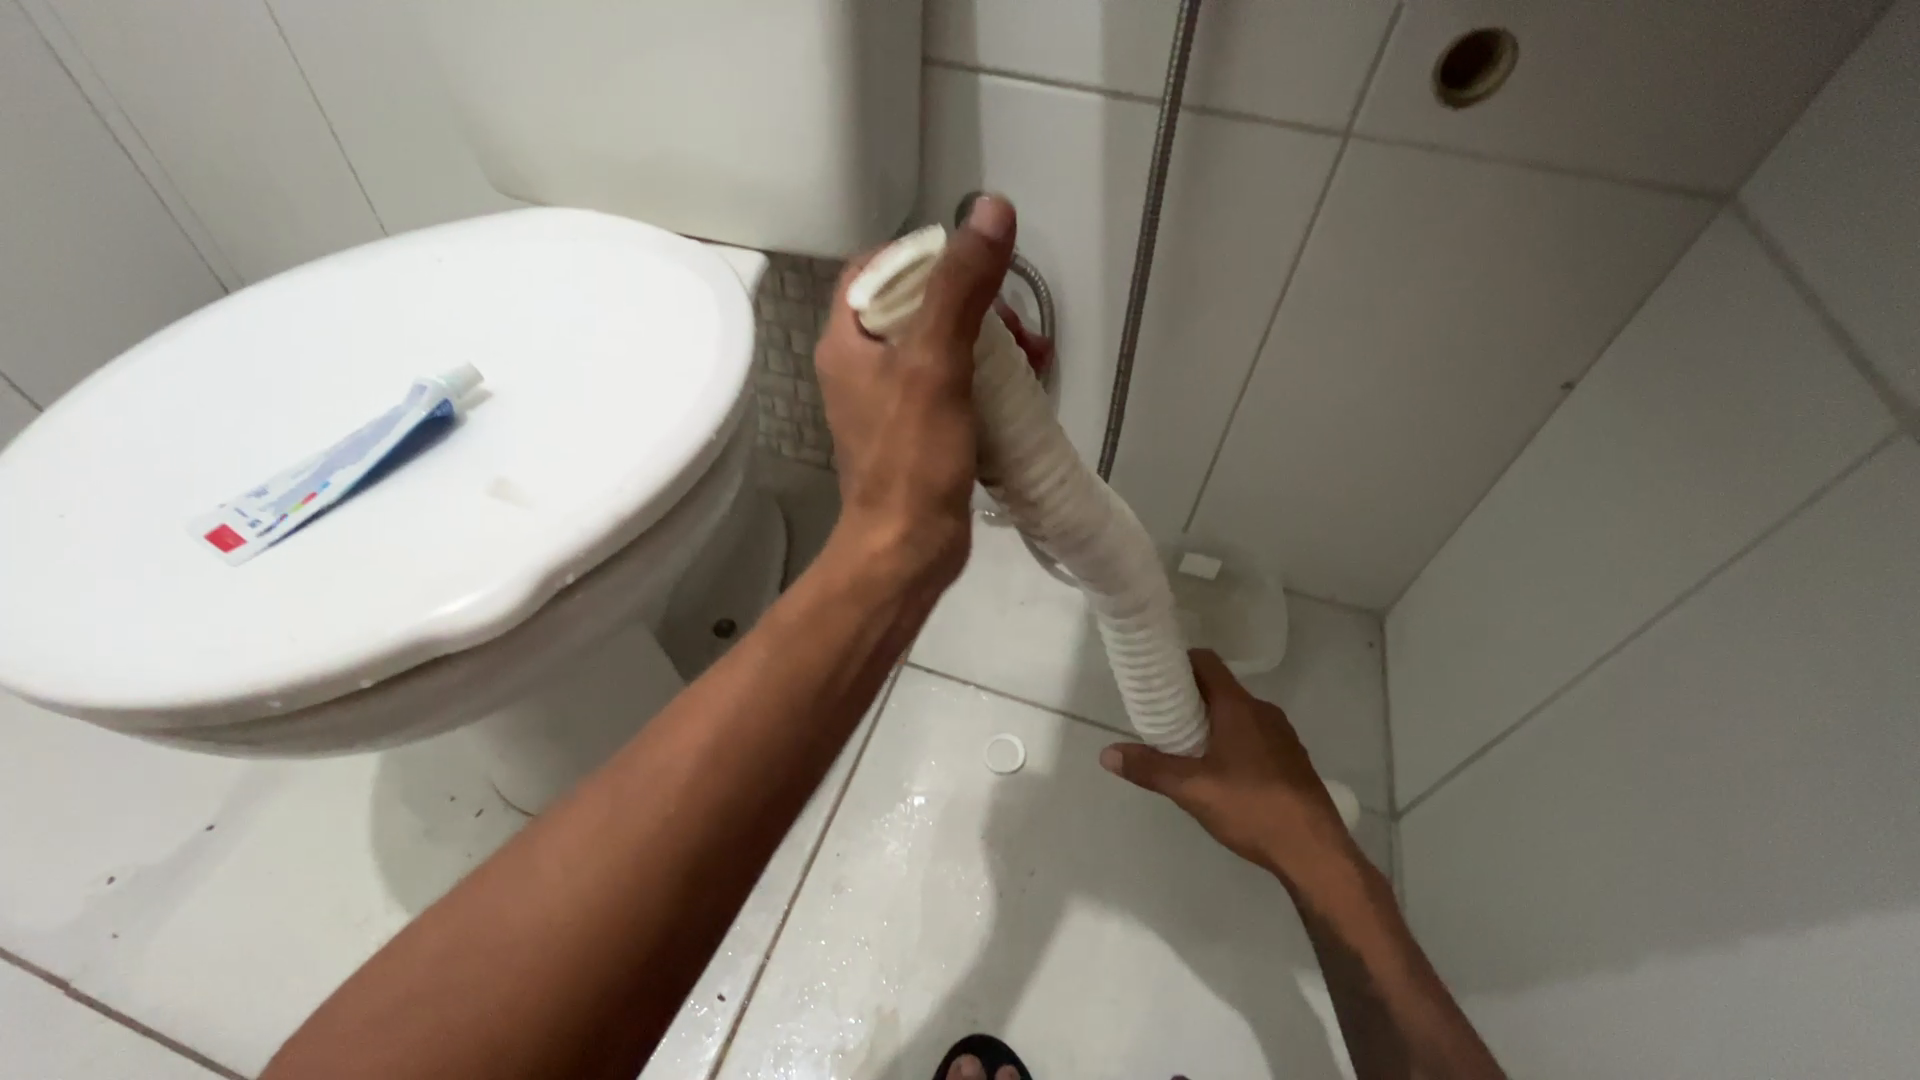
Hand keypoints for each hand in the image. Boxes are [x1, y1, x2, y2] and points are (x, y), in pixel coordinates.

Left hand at [814, 195, 1017, 591]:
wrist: (905, 550)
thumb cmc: (913, 460)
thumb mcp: (936, 364)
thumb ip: (960, 287)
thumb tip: (989, 210)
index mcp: (847, 341)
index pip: (879, 267)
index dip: (928, 256)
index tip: (978, 267)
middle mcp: (860, 366)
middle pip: (915, 306)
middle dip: (972, 303)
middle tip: (1013, 322)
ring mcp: (887, 404)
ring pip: (939, 347)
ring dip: (987, 341)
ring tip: (1031, 354)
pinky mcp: (916, 433)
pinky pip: (951, 386)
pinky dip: (984, 379)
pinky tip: (1020, 388)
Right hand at [1101, 650, 1355, 886]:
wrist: (1314, 852)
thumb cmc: (1251, 808)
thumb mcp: (1191, 789)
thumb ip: (1149, 768)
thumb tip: (1106, 754)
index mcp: (1238, 707)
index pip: (1206, 662)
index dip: (1178, 662)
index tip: (1153, 677)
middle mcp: (1263, 712)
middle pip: (1219, 689)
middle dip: (1188, 698)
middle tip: (1160, 718)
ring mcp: (1282, 736)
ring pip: (1238, 715)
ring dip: (1211, 722)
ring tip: (1184, 747)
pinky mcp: (1292, 760)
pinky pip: (1254, 736)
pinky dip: (1232, 742)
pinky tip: (1220, 774)